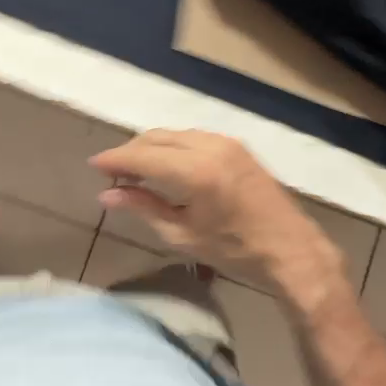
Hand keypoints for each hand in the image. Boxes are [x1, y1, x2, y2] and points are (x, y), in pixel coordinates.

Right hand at [90, 130, 344, 301]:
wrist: (292, 250)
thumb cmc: (236, 251)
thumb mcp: (183, 235)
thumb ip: (143, 208)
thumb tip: (107, 195)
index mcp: (195, 171)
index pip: (143, 156)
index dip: (115, 160)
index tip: (93, 166)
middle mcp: (210, 146)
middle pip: (156, 138)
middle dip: (131, 151)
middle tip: (112, 174)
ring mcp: (226, 143)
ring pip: (175, 134)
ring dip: (151, 147)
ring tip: (136, 172)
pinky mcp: (237, 146)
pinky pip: (193, 137)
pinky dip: (173, 146)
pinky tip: (166, 166)